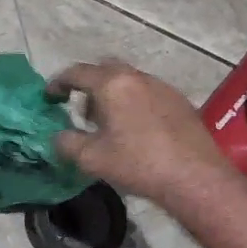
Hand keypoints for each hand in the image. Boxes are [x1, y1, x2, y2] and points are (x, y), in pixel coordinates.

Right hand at [48, 61, 236, 203]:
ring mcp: (162, 86)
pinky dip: (134, 102)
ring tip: (111, 124)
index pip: (76, 73)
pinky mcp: (180, 101)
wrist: (197, 178)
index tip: (49, 96)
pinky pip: (148, 92)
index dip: (58, 83)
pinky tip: (138, 130)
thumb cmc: (139, 164)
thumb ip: (66, 143)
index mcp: (111, 84)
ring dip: (113, 94)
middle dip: (88, 85)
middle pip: (104, 69)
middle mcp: (136, 77)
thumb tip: (58, 136)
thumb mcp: (91, 158)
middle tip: (83, 111)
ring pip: (128, 80)